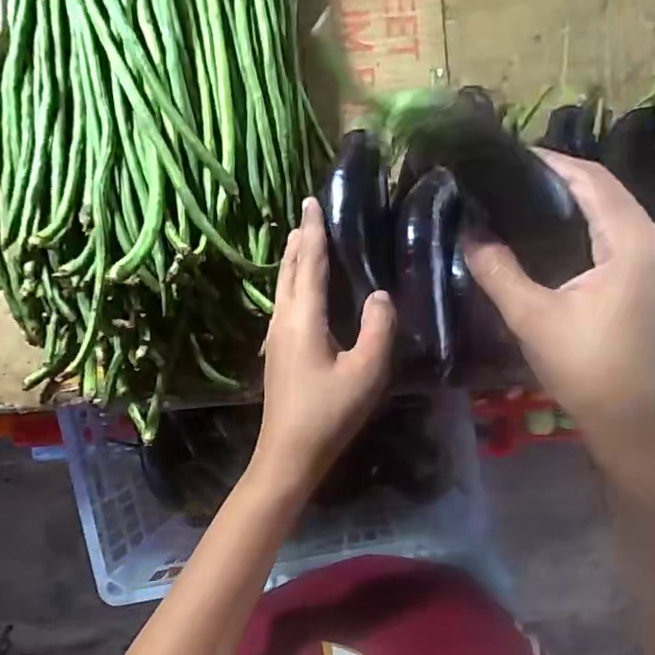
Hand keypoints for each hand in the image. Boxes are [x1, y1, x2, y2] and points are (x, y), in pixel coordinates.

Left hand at [251, 198, 394, 494]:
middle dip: (299, 241)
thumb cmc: (329, 413)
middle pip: (290, 271)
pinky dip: (293, 285)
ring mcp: (275, 339)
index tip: (312, 200)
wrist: (289, 454)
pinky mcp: (278, 354)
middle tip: (308, 214)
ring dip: (294, 262)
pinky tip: (301, 293)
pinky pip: (284, 305)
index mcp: (303, 319)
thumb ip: (378, 329)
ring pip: (283, 289)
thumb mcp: (366, 372)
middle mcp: (283, 321)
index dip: (314, 231)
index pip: (310, 264)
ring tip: (303, 243)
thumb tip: (379, 295)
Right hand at [465, 150, 654, 443]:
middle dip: (566, 181)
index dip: (553, 163)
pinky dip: (597, 230)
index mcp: (633, 243)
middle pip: (612, 194)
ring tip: (534, 203)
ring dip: (583, 205)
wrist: (632, 422)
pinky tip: (566, 239)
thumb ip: (498, 271)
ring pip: (622, 217)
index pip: (594, 181)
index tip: (514, 157)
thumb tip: (470, 235)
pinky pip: (628, 240)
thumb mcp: (532, 318)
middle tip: (517, 180)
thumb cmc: (584, 369)